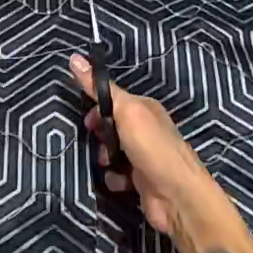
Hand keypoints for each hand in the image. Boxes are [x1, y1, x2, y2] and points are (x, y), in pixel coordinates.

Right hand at [70, 54, 216, 233]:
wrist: (177, 196)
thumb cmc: (152, 147)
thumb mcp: (125, 110)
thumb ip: (99, 88)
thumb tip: (74, 57)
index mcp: (145, 108)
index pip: (114, 100)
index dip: (97, 107)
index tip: (86, 118)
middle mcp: (146, 129)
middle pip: (111, 126)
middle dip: (99, 133)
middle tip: (95, 140)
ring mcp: (144, 155)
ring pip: (111, 150)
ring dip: (104, 157)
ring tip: (107, 163)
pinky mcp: (140, 180)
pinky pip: (117, 174)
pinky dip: (114, 178)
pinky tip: (119, 181)